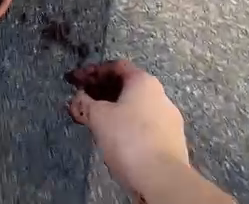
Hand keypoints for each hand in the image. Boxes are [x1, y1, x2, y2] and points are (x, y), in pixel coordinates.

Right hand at [66, 61, 195, 199]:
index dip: (92, 72)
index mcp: (144, 81)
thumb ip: (84, 104)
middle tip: (83, 102)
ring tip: (96, 123)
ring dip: (114, 111)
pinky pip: (145, 127)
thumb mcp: (98, 118)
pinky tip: (115, 140)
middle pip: (126, 87)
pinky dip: (127, 128)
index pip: (115, 66)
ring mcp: (169, 120)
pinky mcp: (172, 143)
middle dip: (102, 93)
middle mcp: (160, 95)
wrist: (163, 180)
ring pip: (136, 108)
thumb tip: (76, 99)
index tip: (76, 82)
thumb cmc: (129, 139)